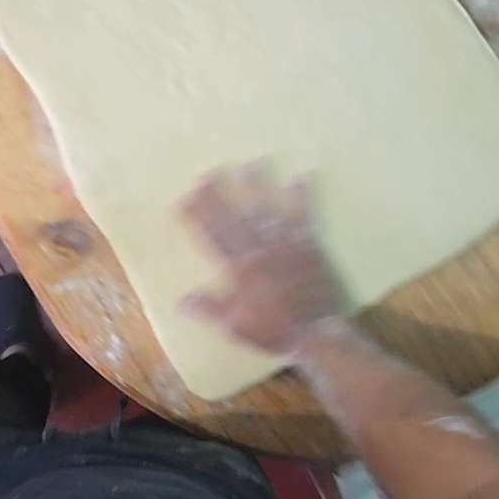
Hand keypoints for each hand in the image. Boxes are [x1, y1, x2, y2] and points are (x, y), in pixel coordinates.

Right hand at [177, 161, 347, 353]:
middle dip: (220, 194)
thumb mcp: (235, 327)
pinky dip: (303, 196)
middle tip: (209, 172)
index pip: (212, 237)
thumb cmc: (275, 332)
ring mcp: (286, 246)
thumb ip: (209, 310)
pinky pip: (306, 216)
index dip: (197, 216)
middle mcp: (259, 252)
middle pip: (235, 218)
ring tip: (251, 163)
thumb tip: (180, 300)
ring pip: (267, 210)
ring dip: (259, 186)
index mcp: (238, 272)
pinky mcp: (311, 246)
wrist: (318, 335)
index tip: (185, 197)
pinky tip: (301, 176)